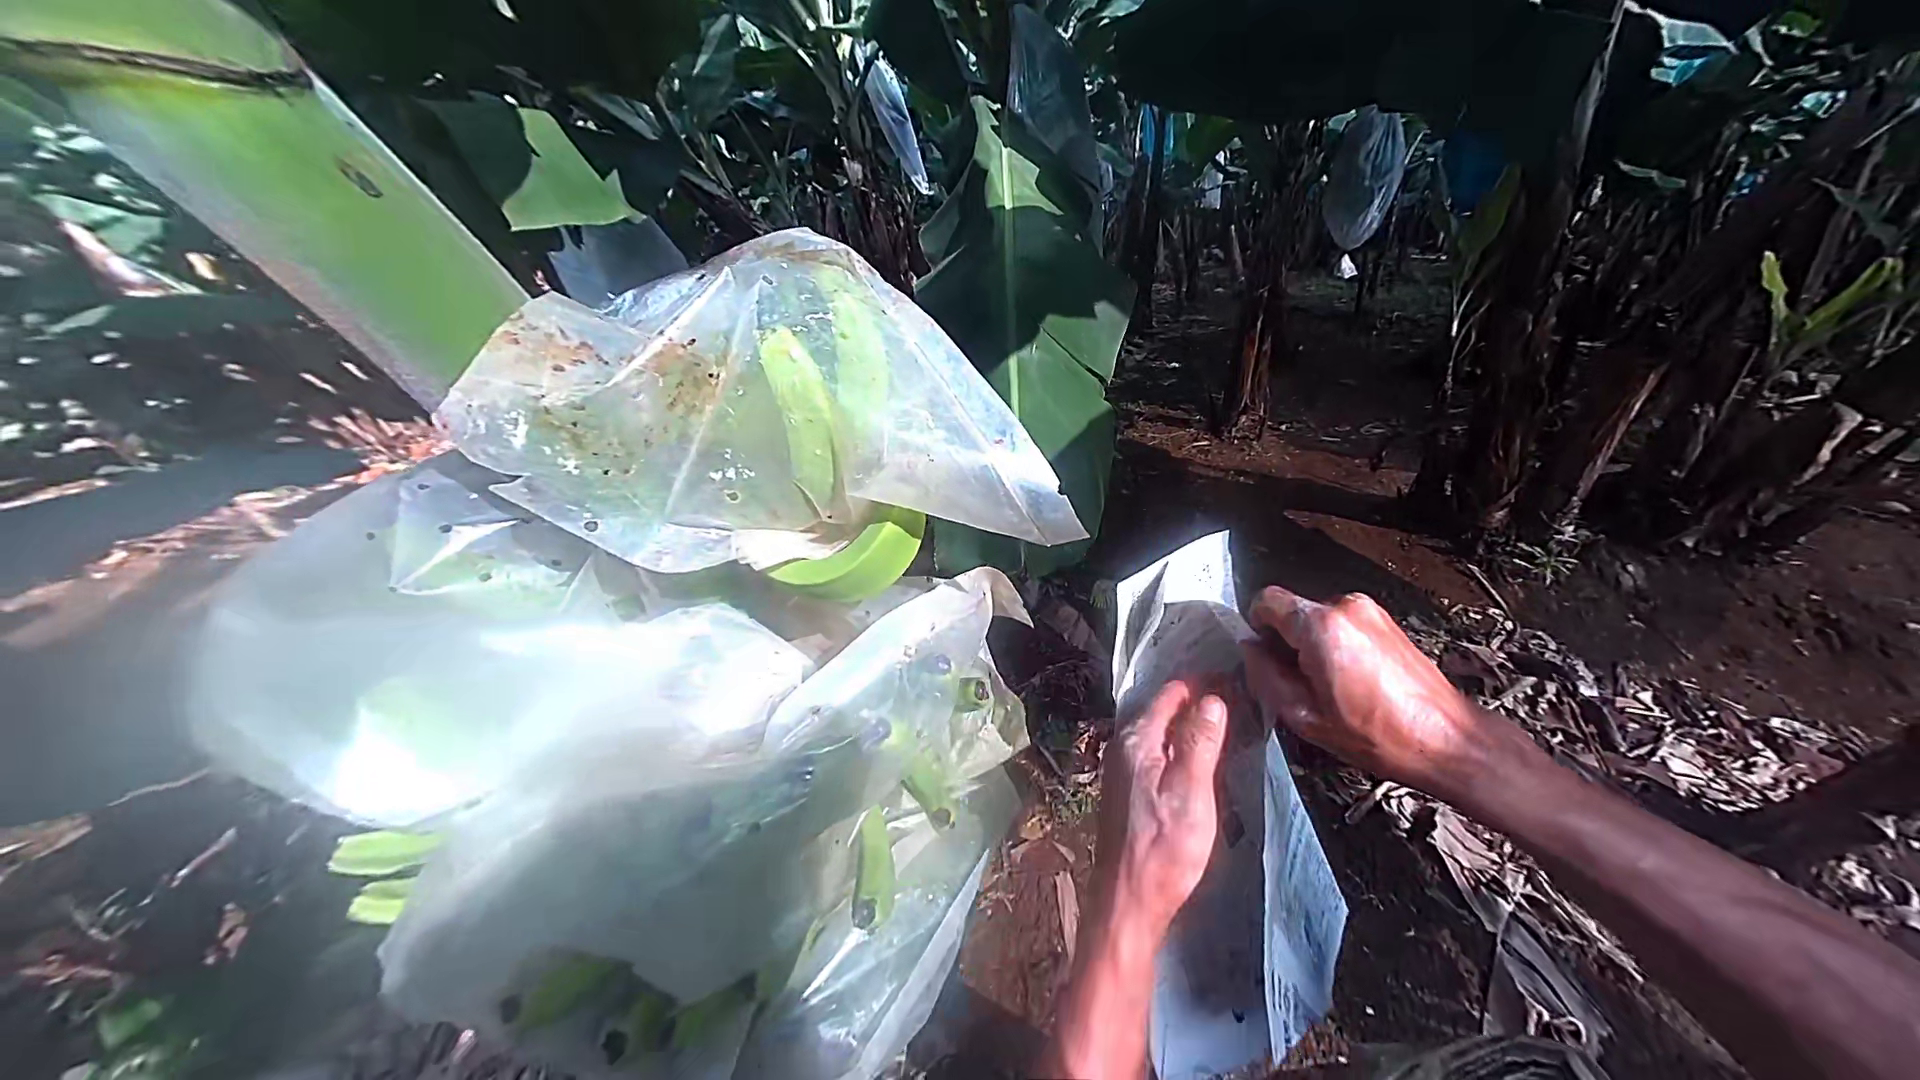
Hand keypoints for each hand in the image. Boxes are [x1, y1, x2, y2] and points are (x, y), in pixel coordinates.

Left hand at [1095, 678, 1228, 937]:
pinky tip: (1202, 756)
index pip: (1171, 694)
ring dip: (1191, 724)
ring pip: (1161, 730)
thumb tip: (1212, 698)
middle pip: (1164, 709)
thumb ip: (1199, 744)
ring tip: (1229, 722)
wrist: (1128, 900)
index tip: (1237, 680)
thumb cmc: (1163, 849)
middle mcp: (1123, 746)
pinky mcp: (1129, 787)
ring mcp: (1123, 766)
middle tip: (1239, 698)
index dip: (1204, 684)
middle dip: (1198, 700)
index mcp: (1137, 740)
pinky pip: (1158, 750)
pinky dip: (1181, 744)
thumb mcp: (1190, 793)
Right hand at [1239, 585, 1524, 799]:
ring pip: (1314, 617)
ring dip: (1310, 643)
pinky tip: (1347, 679)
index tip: (1263, 653)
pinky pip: (1340, 623)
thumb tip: (1250, 651)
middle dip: (1285, 639)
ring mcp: (1369, 612)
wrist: (1446, 741)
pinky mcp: (1385, 621)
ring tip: (1326, 683)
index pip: (1266, 600)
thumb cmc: (1380, 734)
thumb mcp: (1302, 714)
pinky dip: (1333, 644)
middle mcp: (1345, 607)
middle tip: (1295, 679)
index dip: (1256, 627)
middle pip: (1291, 610)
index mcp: (1320, 626)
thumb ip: (1264, 675)